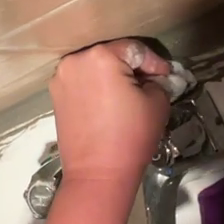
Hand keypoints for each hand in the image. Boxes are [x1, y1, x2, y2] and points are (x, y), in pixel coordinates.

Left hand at [48, 40, 172, 184]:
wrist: (97, 174)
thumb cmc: (130, 136)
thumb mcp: (156, 103)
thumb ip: (157, 82)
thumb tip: (154, 78)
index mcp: (101, 56)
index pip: (136, 50)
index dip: (155, 63)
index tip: (166, 76)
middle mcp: (76, 60)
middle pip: (112, 54)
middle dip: (132, 67)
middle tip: (151, 82)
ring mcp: (61, 77)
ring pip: (95, 66)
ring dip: (112, 75)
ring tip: (130, 92)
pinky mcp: (56, 95)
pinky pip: (82, 81)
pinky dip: (96, 86)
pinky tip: (110, 101)